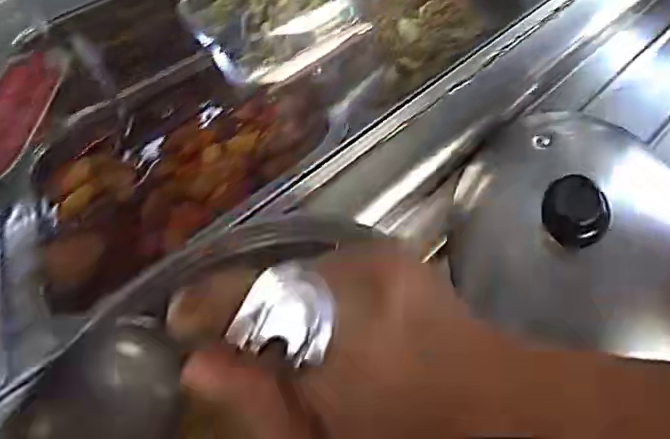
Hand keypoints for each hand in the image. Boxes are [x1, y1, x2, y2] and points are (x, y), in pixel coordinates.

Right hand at [166, 242, 517, 438]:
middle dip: (251, 300)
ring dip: (288, 292)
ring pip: (305, 264)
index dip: (210, 305)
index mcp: (334, 332)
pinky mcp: (394, 249)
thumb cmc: (398, 432)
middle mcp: (355, 276)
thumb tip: (197, 363)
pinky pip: (336, 259)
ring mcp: (379, 255)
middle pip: (276, 275)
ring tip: (289, 330)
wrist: (490, 404)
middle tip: (235, 336)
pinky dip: (320, 284)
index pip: (251, 300)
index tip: (179, 317)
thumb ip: (257, 402)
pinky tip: (328, 317)